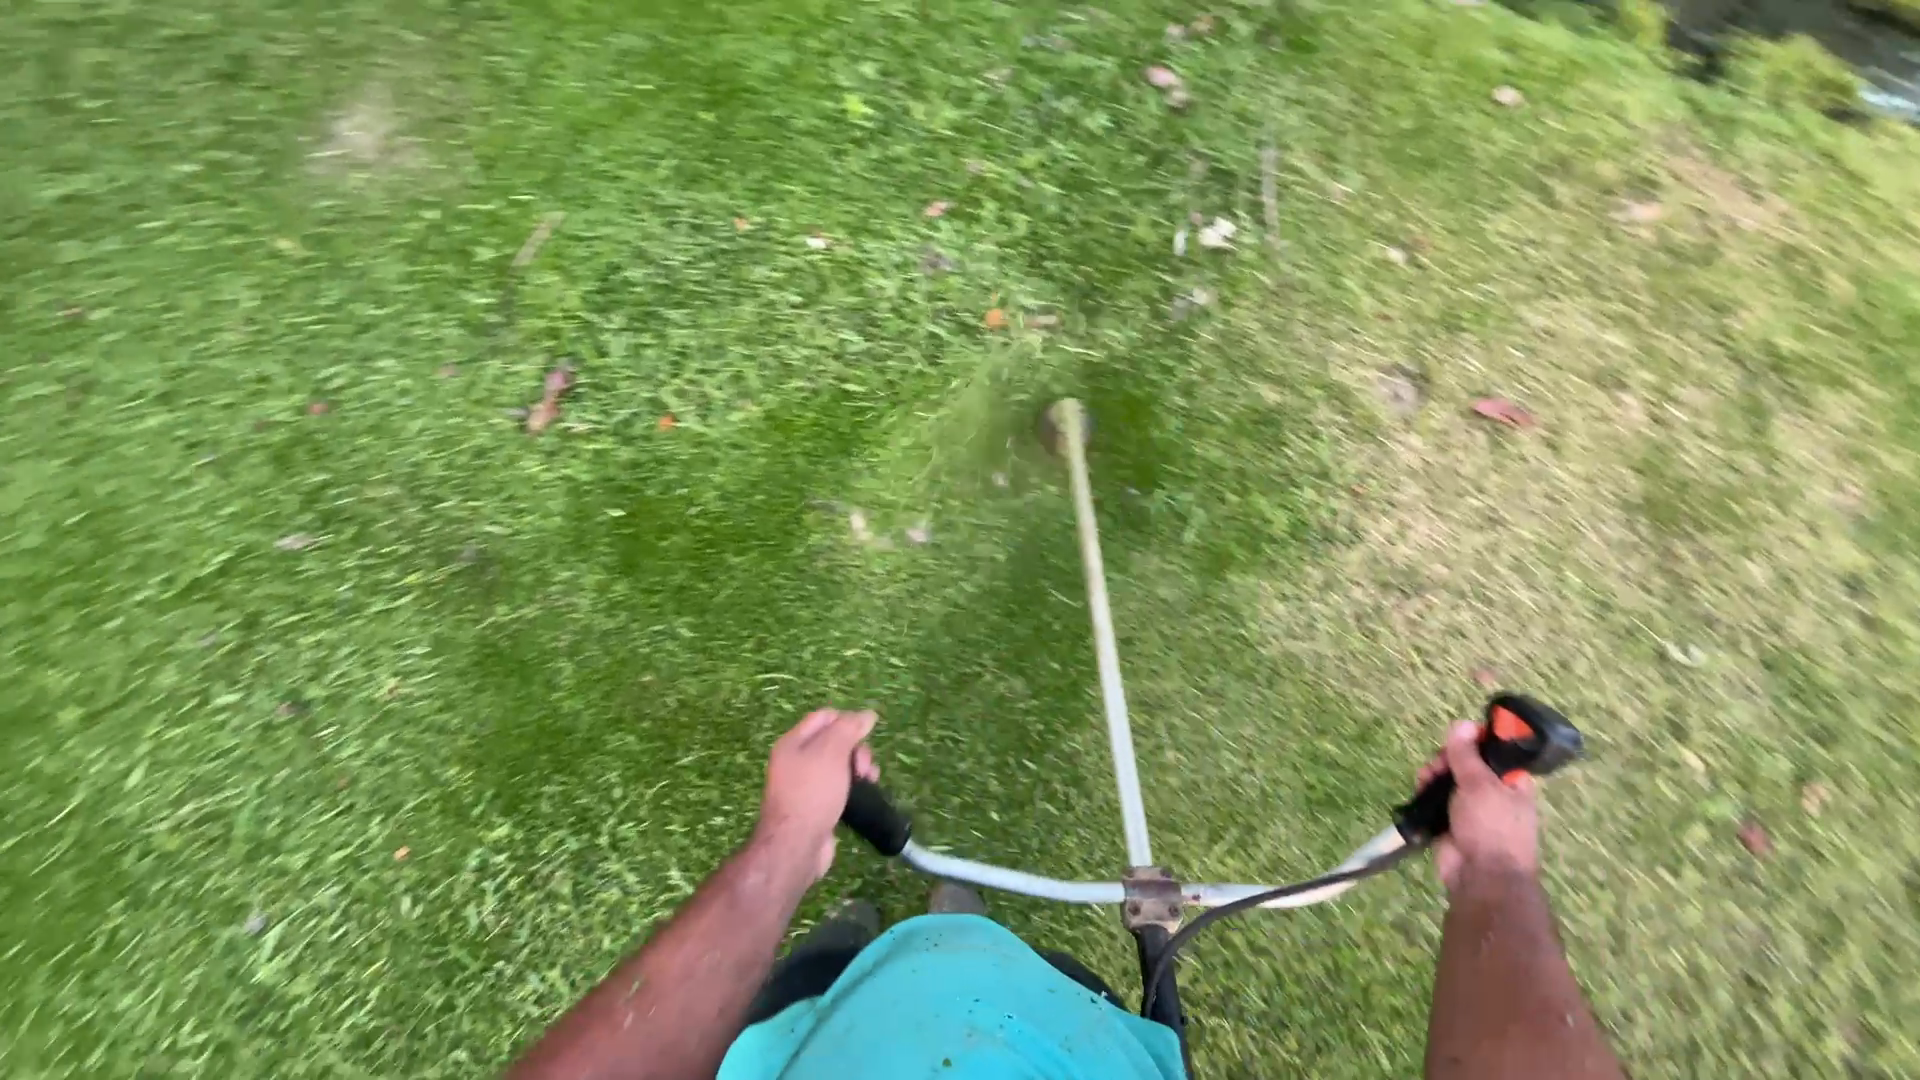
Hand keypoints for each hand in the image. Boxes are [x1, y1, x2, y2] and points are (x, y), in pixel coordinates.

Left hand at [752, 709, 878, 885]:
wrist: (797, 845)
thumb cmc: (812, 791)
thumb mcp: (831, 751)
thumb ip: (849, 728)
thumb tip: (867, 715)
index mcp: (793, 742)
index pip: (824, 717)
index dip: (847, 719)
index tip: (866, 733)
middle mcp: (797, 761)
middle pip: (835, 741)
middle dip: (857, 748)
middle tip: (864, 766)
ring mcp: (807, 785)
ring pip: (842, 765)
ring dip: (860, 768)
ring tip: (870, 781)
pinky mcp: (818, 805)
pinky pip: (841, 786)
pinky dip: (855, 787)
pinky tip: (865, 794)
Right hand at [1414, 721, 1538, 893]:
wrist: (1480, 875)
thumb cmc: (1491, 827)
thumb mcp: (1479, 784)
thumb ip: (1467, 754)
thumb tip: (1462, 723)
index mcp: (1512, 782)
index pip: (1494, 750)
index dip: (1474, 740)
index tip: (1458, 738)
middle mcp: (1493, 791)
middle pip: (1465, 761)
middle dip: (1447, 759)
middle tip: (1439, 765)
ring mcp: (1471, 806)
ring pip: (1447, 777)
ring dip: (1433, 774)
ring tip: (1425, 781)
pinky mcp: (1451, 819)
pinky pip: (1436, 796)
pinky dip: (1427, 791)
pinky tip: (1420, 791)